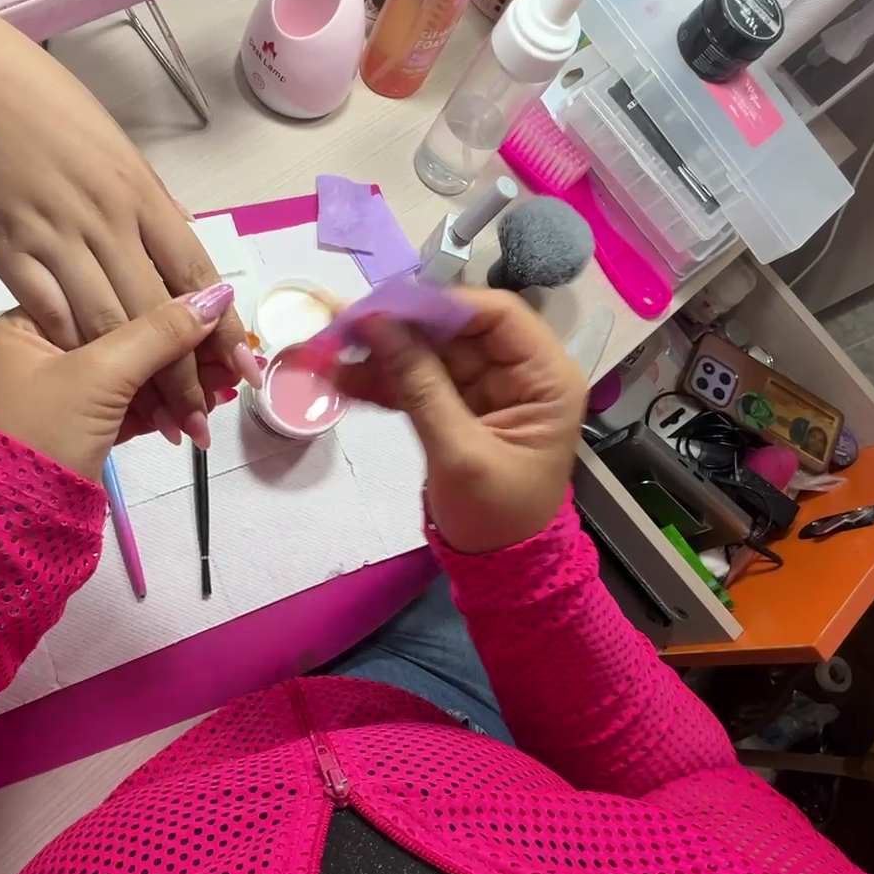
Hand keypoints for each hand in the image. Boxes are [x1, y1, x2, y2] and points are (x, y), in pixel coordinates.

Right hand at [0, 21, 259, 447]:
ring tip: (165, 423)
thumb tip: (182, 244)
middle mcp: (105, 219)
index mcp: (138, 191)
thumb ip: (148, 205)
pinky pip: (51, 316)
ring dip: (138, 383)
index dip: (223, 326)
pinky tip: (98, 388)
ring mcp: (54, 238)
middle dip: (185, 375)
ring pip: (107, 325)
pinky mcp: (6, 253)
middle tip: (203, 419)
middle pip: (155, 313)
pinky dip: (78, 356)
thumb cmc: (39, 103)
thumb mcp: (113, 147)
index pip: (194, 271)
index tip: (245, 367)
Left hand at [0, 284, 240, 481]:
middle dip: (182, 356)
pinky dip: (163, 412)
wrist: (15, 526)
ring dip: (181, 387)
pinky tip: (198, 417)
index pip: (109, 298)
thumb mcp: (101, 374)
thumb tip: (218, 294)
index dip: (166, 311)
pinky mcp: (81, 429)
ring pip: (134, 377)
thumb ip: (160, 332)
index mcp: (27, 325)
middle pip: (127, 340)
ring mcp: (62, 395)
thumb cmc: (44, 435)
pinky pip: (129, 408)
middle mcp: (42, 353)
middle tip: (229, 366)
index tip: (215, 324)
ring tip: (222, 394)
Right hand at [337, 290, 588, 553]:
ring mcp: (484, 390)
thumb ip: (420, 386)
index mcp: (544, 377)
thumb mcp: (460, 452)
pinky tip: (342, 380)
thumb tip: (378, 326)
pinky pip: (416, 382)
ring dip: (379, 356)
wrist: (498, 567)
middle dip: (397, 329)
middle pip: (453, 331)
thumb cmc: (496, 515)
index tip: (383, 309)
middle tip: (341, 326)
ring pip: (428, 355)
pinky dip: (381, 382)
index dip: (439, 306)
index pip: (495, 315)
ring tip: (329, 355)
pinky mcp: (455, 408)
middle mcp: (517, 373)